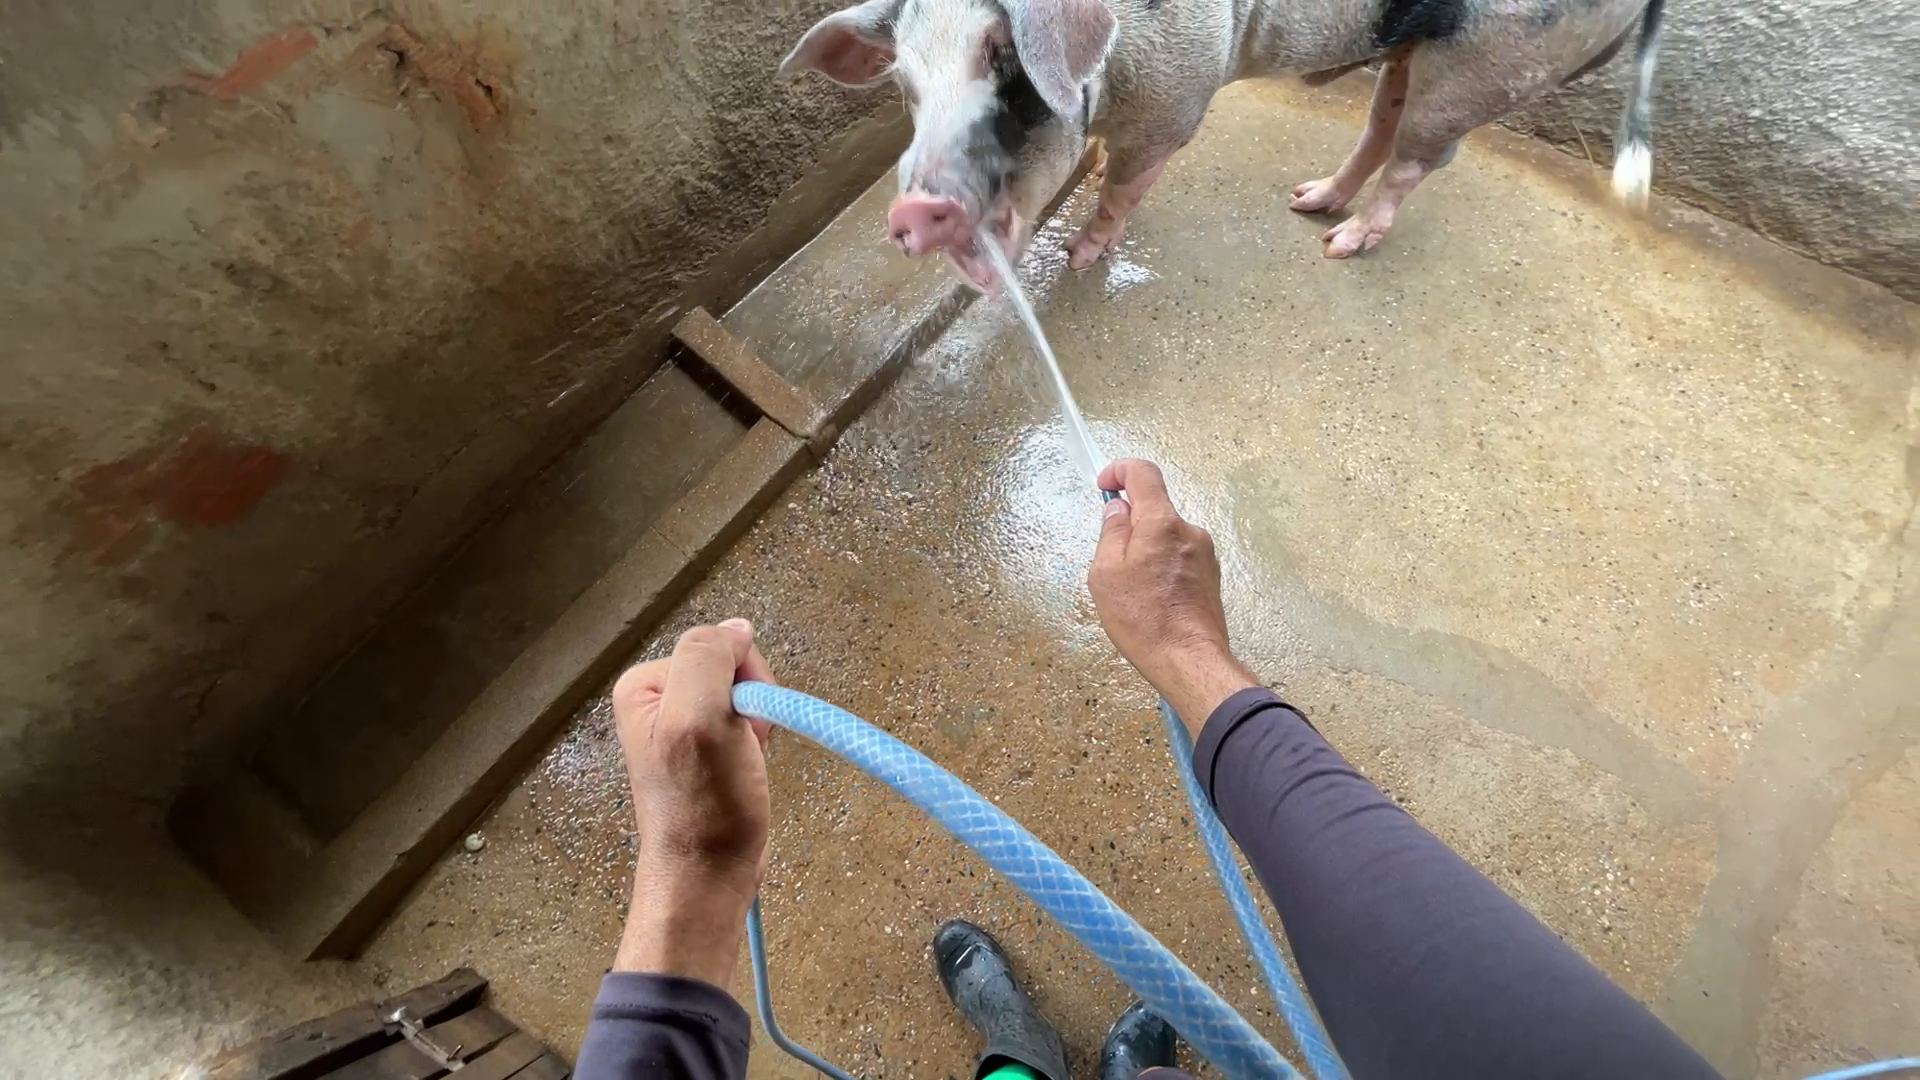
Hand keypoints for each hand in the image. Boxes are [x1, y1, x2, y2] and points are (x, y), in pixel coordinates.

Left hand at [609, 619, 774, 989]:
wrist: (708, 875)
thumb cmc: (704, 804)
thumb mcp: (700, 719)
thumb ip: (709, 659)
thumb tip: (737, 626)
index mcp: (644, 684)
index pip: (717, 644)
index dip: (744, 676)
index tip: (741, 721)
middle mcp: (659, 699)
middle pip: (731, 665)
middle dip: (752, 699)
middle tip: (746, 742)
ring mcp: (683, 724)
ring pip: (744, 692)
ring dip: (758, 721)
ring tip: (746, 758)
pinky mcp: (706, 747)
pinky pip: (746, 718)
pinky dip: (758, 738)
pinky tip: (748, 765)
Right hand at [1089, 460, 1257, 733]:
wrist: (1189, 661)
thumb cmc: (1141, 618)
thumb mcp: (1106, 574)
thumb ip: (1112, 532)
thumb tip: (1118, 509)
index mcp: (1161, 523)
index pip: (1143, 473)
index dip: (1119, 470)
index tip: (1103, 486)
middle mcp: (1188, 530)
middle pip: (1154, 508)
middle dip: (1128, 522)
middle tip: (1109, 560)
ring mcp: (1204, 554)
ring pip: (1165, 535)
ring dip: (1144, 548)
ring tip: (1130, 589)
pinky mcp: (1210, 576)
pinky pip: (1177, 556)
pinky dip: (1159, 565)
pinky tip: (1150, 599)